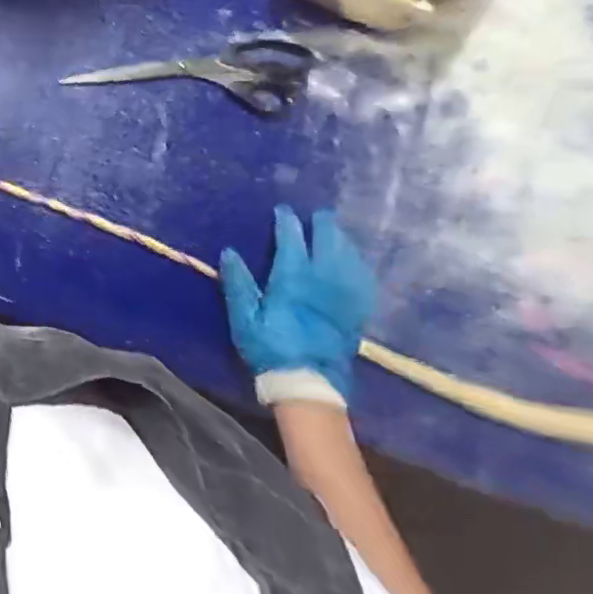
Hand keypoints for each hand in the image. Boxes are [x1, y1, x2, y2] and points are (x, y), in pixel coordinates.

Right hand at [219, 206, 376, 407]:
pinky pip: (362, 279)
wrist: (309, 383)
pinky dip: (358, 264)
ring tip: (336, 231)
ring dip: (343, 241)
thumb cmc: (270, 348)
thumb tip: (230, 252)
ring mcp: (345, 296)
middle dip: (324, 226)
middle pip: (329, 244)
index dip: (287, 223)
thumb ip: (238, 283)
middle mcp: (324, 282)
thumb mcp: (244, 318)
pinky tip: (355, 261)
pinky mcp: (357, 311)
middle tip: (319, 213)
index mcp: (293, 280)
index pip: (292, 241)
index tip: (283, 210)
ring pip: (349, 258)